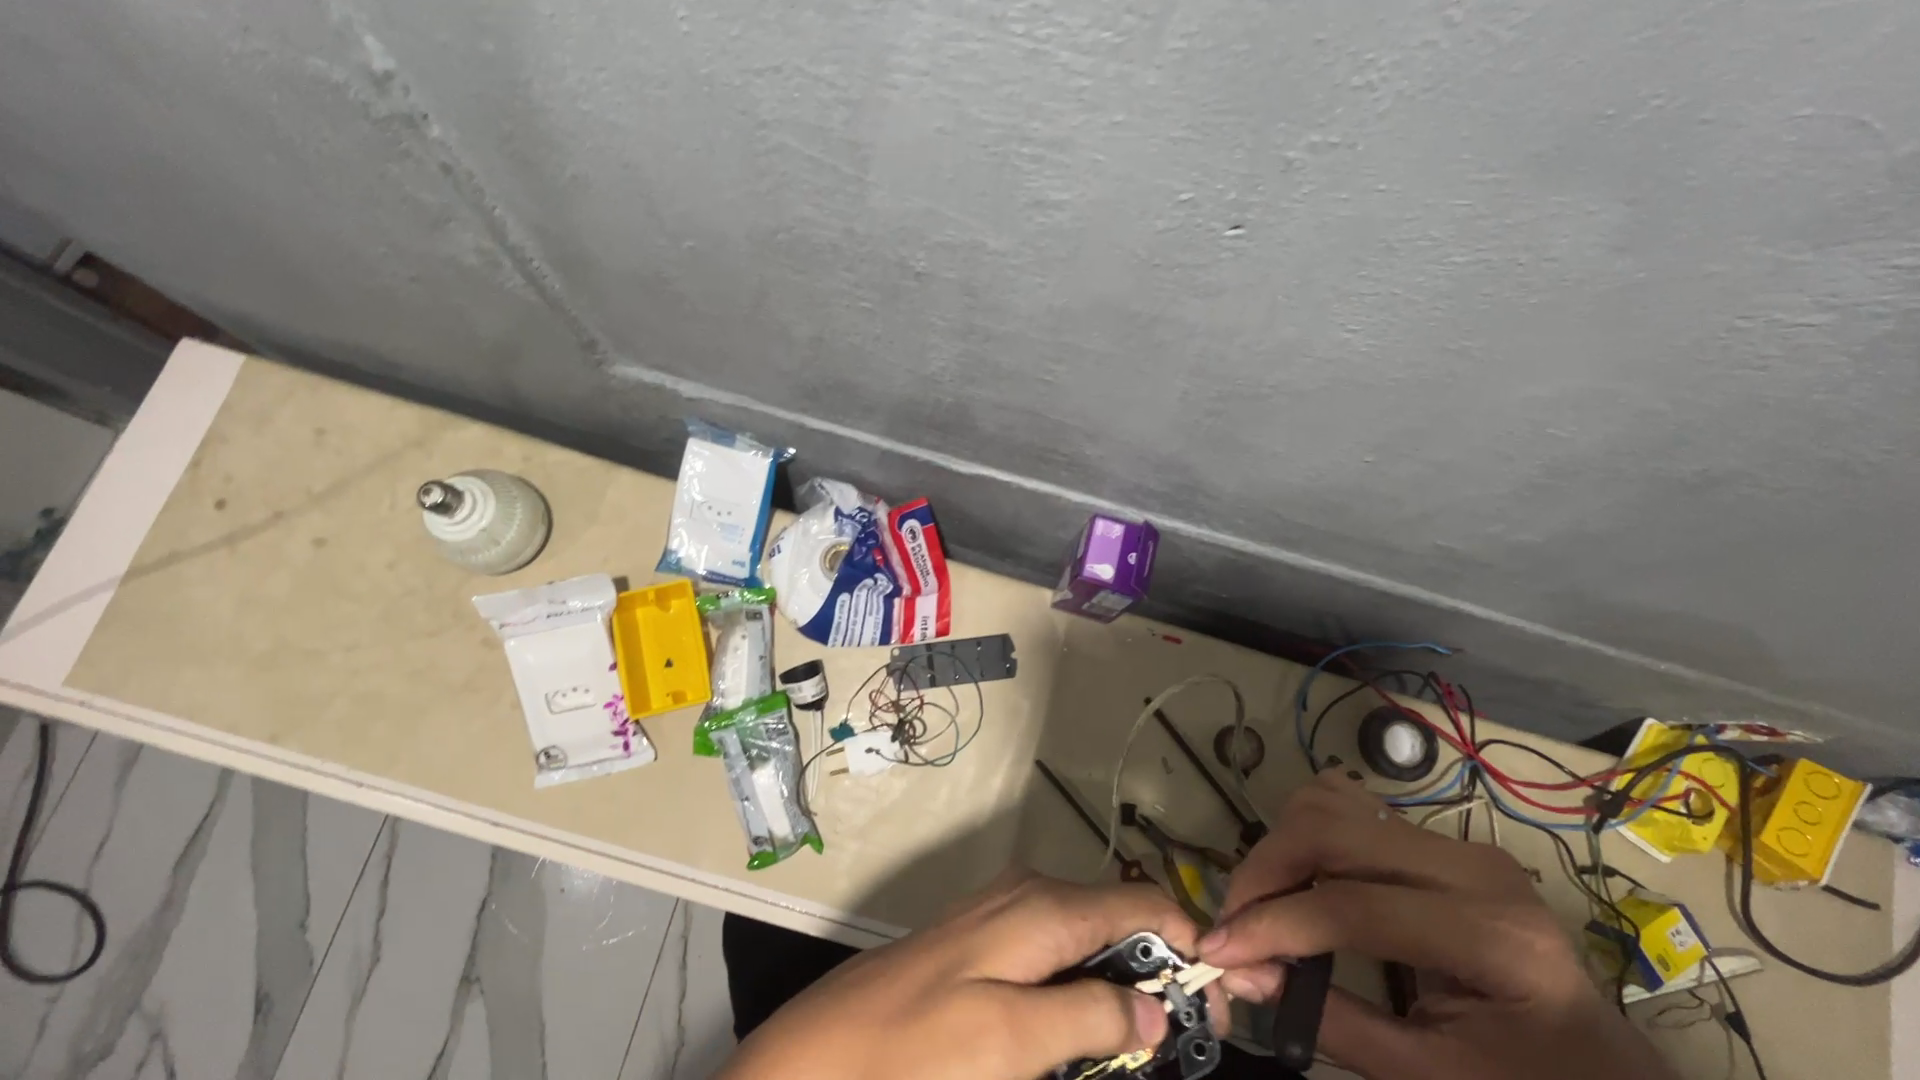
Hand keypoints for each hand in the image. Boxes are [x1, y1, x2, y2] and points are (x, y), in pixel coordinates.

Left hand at [718, 872, 1214, 1079]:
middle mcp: (1028, 896)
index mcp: (1043, 907)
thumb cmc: (916, 1045)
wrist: (819, 1052)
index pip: (1144, 906)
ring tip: (1148, 1043)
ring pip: (1090, 939)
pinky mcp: (985, 944)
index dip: (1193, 946)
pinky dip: (1086, 987)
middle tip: (1191, 1036)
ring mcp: (1003, 917)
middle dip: (1163, 969)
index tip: (1226, 1002)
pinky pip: (1056, 955)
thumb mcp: (1010, 1039)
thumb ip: (1090, 1015)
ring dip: (1126, 983)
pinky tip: (1088, 1032)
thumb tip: (1157, 1010)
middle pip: (1121, 920)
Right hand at [1199, 772, 1681, 1079]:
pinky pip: (1350, 810)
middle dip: (1264, 873)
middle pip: (1332, 829)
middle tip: (1232, 927)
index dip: (1271, 925)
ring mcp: (1457, 845)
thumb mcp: (1429, 1076)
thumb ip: (1332, 1020)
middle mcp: (1476, 868)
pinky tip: (1298, 883)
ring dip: (1281, 849)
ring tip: (1263, 908)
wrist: (1600, 1071)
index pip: (1351, 905)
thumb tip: (1241, 973)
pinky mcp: (1438, 843)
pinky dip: (1306, 837)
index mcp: (1494, 937)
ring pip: (1333, 803)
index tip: (1216, 953)